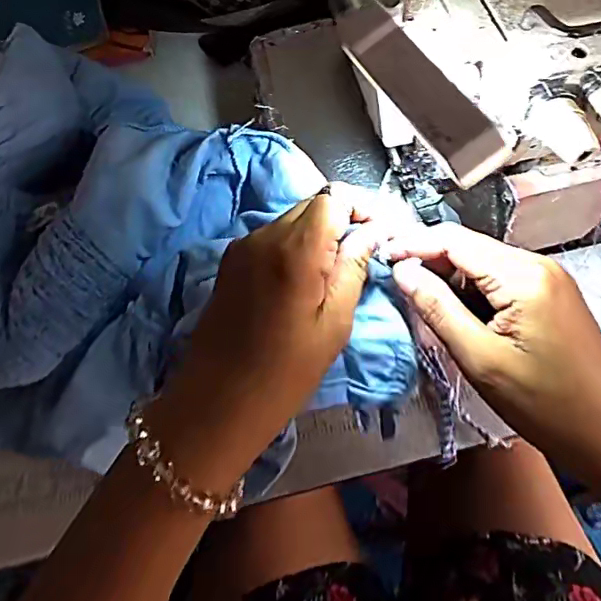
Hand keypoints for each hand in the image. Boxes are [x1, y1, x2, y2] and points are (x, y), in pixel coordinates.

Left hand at [146, 184, 390, 489]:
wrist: (217, 403)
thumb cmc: (286, 372)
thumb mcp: (335, 323)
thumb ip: (354, 267)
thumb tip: (374, 232)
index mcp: (295, 248)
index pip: (335, 197)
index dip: (363, 206)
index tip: (383, 230)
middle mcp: (266, 234)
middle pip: (314, 204)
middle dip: (345, 216)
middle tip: (370, 246)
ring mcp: (244, 245)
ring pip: (294, 218)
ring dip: (321, 231)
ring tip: (342, 263)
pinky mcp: (231, 259)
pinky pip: (275, 236)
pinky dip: (298, 244)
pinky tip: (309, 275)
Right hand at [386, 224, 600, 478]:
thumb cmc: (547, 406)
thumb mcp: (482, 360)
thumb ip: (438, 309)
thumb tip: (404, 272)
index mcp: (523, 275)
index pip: (455, 240)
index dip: (414, 245)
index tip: (383, 258)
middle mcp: (538, 264)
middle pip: (470, 247)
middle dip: (432, 262)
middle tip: (399, 285)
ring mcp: (549, 277)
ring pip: (485, 262)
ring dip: (453, 278)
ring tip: (427, 306)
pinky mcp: (553, 293)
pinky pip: (503, 278)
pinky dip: (476, 291)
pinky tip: (463, 316)